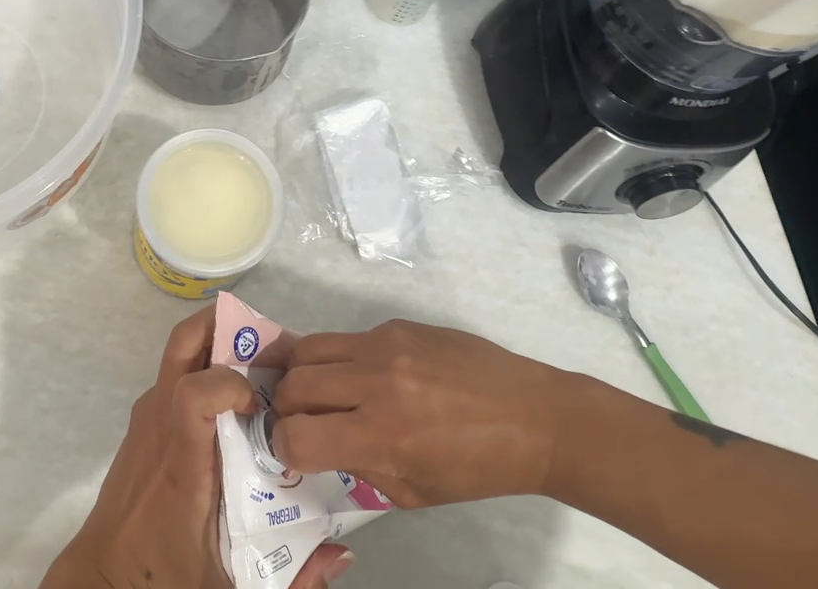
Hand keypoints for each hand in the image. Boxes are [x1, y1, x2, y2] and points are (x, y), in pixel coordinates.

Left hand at [41, 307, 352, 588]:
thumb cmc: (164, 573)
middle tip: (270, 343)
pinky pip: (178, 375)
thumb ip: (291, 574)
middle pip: (183, 344)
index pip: (193, 392)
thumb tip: (341, 554)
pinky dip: (208, 368)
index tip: (262, 404)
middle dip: (226, 325)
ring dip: (220, 343)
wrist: (102, 577)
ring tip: (264, 367)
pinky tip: (239, 402)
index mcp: (180, 460)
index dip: (230, 381)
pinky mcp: (146, 421)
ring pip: (180, 353)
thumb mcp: (231, 580)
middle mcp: (160, 424)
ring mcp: (149, 416)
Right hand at [270, 319, 569, 508]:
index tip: (295, 450)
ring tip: (319, 392)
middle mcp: (375, 382)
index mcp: (381, 434)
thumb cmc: (478, 468)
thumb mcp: (413, 491)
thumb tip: (322, 445)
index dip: (284, 448)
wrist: (533, 416)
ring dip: (301, 375)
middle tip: (302, 420)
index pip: (295, 436)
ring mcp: (385, 345)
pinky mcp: (397, 325)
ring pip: (307, 348)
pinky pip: (346, 339)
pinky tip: (366, 377)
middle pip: (292, 385)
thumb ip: (359, 468)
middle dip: (285, 409)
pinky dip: (341, 360)